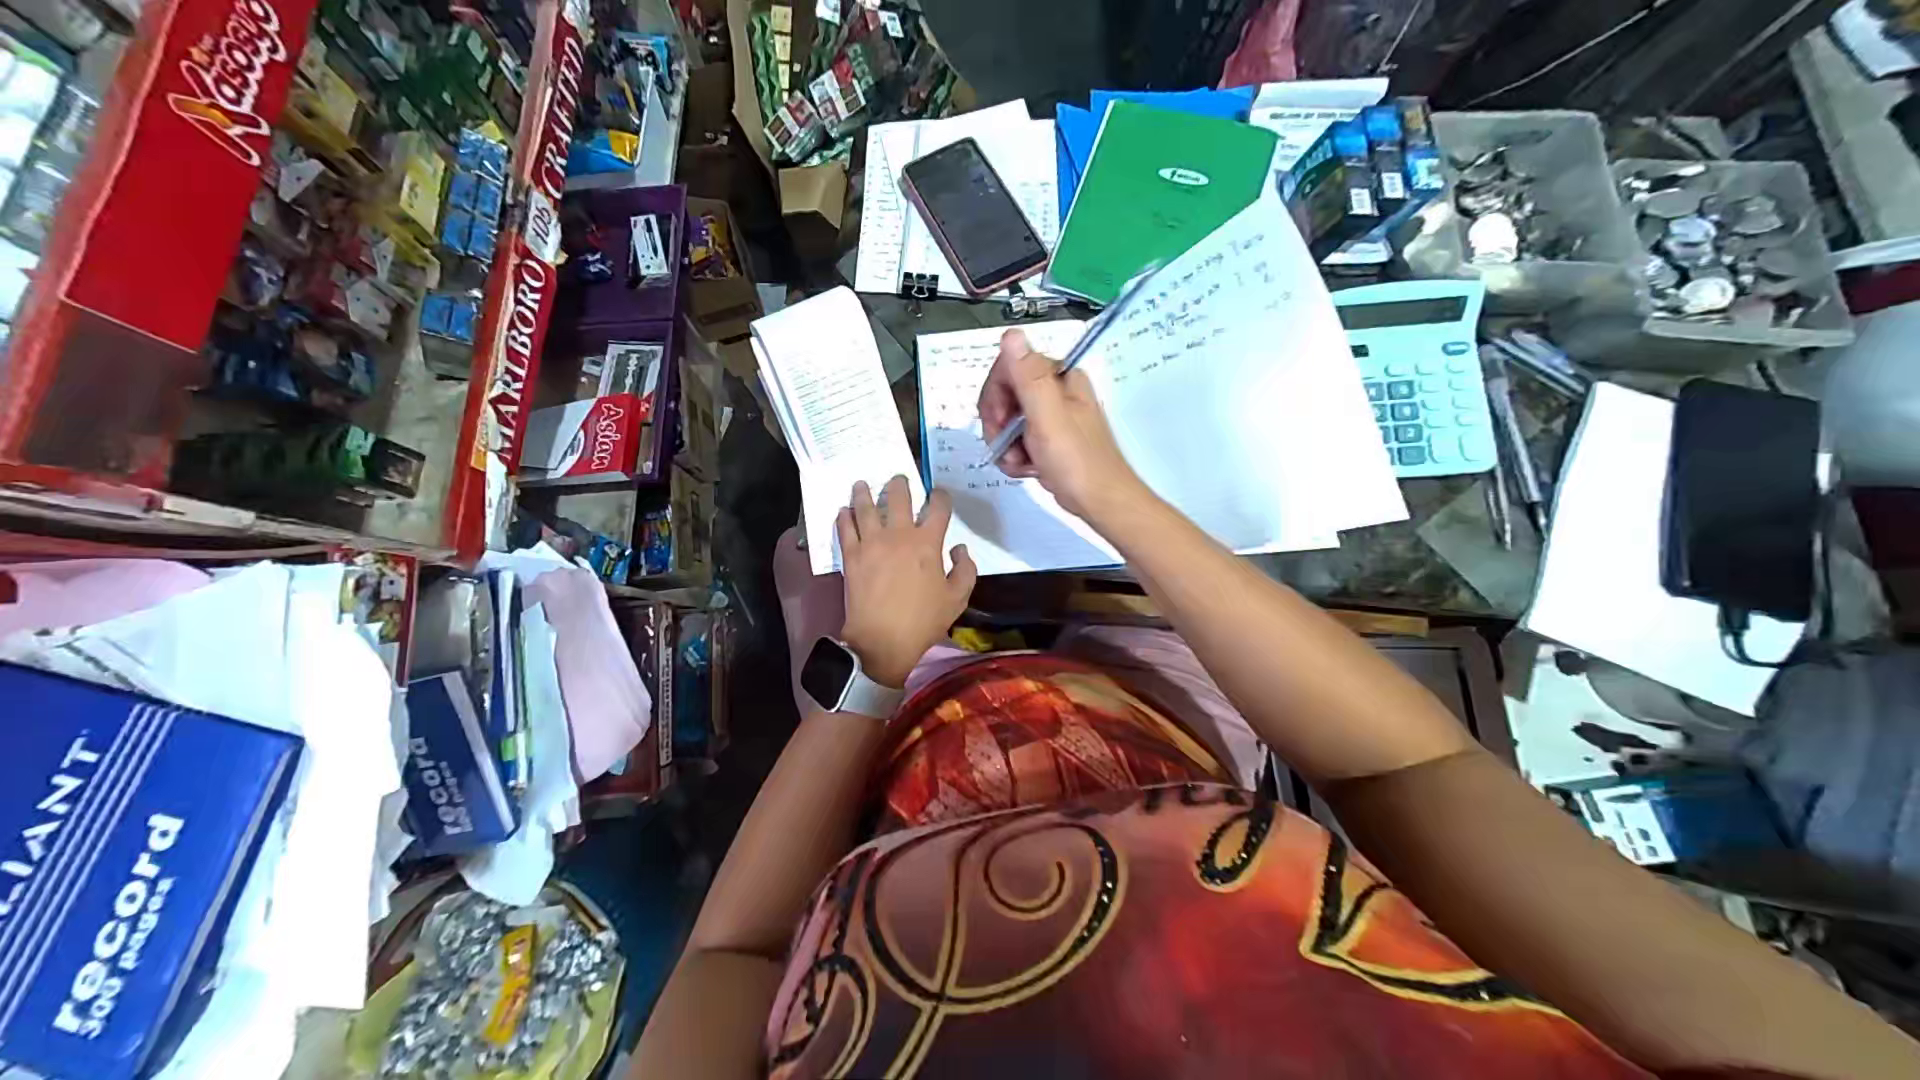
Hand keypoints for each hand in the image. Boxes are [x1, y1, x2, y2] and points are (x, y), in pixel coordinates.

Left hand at [836, 476, 976, 687]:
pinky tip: (843, 510)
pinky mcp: (851, 555)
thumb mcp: (958, 598)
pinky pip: (845, 528)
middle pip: (898, 497)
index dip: (940, 497)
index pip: (937, 508)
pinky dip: (844, 516)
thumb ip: (965, 570)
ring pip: (865, 507)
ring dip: (864, 492)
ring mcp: (871, 543)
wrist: (882, 639)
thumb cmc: (924, 620)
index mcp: (928, 543)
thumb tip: (959, 549)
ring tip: (862, 484)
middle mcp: (899, 535)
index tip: (938, 494)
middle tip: (898, 479)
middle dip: (900, 484)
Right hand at [978, 328, 1149, 521]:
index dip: (995, 394)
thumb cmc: (1076, 462)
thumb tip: (1012, 335)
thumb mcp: (1047, 417)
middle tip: (1004, 445)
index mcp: (1060, 377)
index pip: (1009, 366)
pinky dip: (1016, 455)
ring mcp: (1054, 416)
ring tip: (1018, 463)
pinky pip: (1019, 438)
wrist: (1100, 502)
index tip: (998, 421)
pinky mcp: (1050, 439)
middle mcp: (1057, 391)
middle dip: (998, 422)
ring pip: (1009, 419)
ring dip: (1005, 443)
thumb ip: (1028, 376)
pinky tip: (1025, 468)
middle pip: (1006, 392)